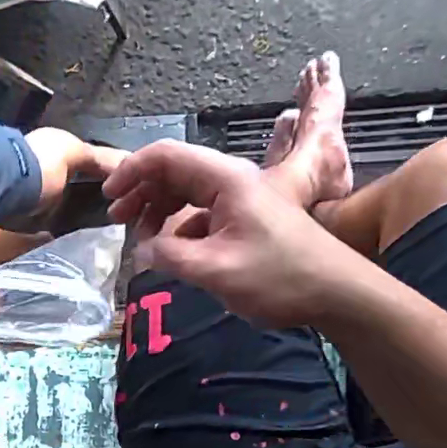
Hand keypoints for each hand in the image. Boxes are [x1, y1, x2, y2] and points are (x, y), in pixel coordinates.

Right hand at [104, 141, 363, 327]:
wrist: (336, 291)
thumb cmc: (279, 277)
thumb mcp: (216, 270)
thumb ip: (171, 258)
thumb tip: (141, 252)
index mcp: (225, 179)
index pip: (166, 156)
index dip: (131, 171)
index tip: (109, 198)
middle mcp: (233, 180)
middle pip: (175, 171)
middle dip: (142, 192)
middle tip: (119, 220)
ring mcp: (243, 200)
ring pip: (189, 193)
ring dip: (161, 211)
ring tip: (143, 239)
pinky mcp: (248, 220)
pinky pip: (204, 214)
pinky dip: (182, 228)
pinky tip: (174, 252)